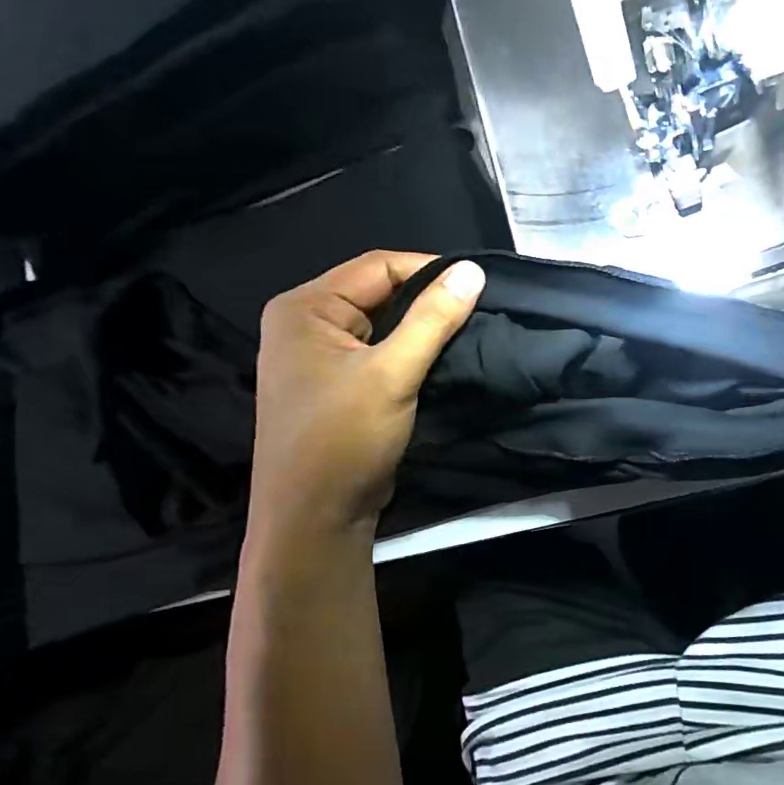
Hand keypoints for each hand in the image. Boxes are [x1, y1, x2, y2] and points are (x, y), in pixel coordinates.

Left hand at [249, 251, 483, 537]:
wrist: (316, 517)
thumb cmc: (343, 439)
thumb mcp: (392, 373)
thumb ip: (433, 319)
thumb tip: (472, 271)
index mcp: (304, 308)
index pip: (376, 267)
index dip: (429, 269)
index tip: (479, 284)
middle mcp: (305, 323)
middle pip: (378, 292)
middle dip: (428, 298)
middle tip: (479, 308)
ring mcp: (320, 356)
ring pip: (383, 323)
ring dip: (422, 326)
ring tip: (469, 329)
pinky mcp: (338, 383)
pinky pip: (380, 351)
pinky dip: (411, 350)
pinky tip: (443, 357)